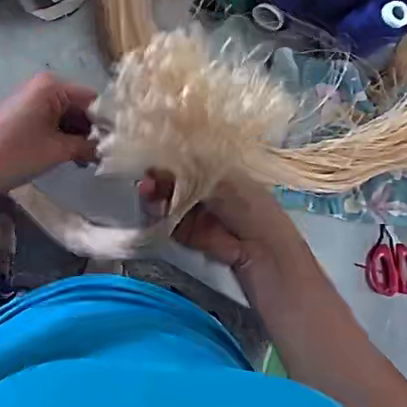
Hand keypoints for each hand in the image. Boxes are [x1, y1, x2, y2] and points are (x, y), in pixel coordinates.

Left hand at [0, 73, 96, 202]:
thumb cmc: (14, 154)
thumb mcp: (57, 151)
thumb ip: (87, 146)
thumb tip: (108, 149)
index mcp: (52, 85)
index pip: (94, 99)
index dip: (108, 123)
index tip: (120, 147)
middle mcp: (42, 85)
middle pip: (81, 106)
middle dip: (93, 131)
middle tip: (105, 158)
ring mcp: (30, 99)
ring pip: (67, 115)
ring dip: (78, 137)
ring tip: (88, 161)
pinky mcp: (22, 114)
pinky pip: (52, 121)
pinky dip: (63, 137)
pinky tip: (71, 158)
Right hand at [140, 174, 297, 268]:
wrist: (260, 248)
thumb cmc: (249, 206)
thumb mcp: (220, 181)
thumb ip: (190, 173)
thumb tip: (162, 163)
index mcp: (213, 171)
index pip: (184, 160)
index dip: (169, 159)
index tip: (156, 157)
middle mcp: (200, 189)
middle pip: (170, 179)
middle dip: (157, 176)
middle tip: (148, 177)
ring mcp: (191, 210)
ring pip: (163, 198)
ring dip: (153, 194)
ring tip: (147, 190)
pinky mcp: (183, 230)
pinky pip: (163, 219)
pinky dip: (154, 213)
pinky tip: (151, 207)